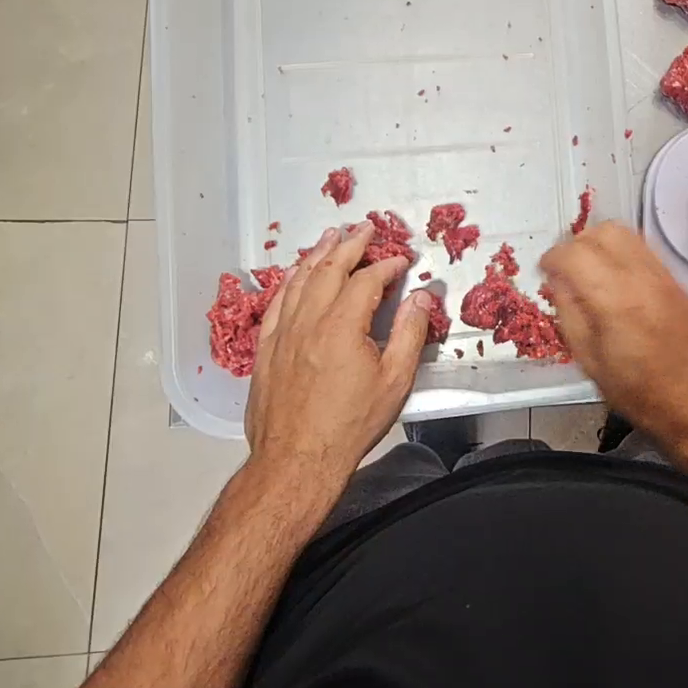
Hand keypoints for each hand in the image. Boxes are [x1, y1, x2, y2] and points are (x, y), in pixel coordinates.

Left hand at [245, 221, 434, 479]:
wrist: (296, 460)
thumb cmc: (351, 424)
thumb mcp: (395, 380)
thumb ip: (409, 333)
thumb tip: (420, 297)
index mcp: (342, 326)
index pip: (366, 281)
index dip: (386, 266)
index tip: (402, 261)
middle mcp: (309, 321)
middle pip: (329, 269)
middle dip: (350, 245)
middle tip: (365, 228)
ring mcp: (283, 334)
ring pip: (300, 280)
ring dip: (318, 254)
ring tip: (332, 236)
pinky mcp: (266, 349)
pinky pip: (277, 302)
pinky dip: (290, 280)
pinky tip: (297, 273)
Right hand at [539, 223, 687, 445]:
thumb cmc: (640, 393)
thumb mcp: (591, 361)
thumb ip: (570, 314)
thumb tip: (557, 283)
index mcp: (615, 301)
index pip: (575, 254)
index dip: (552, 258)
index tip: (545, 271)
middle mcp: (642, 279)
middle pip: (602, 232)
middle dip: (576, 245)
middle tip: (566, 269)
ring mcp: (664, 277)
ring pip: (626, 234)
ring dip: (600, 245)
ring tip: (589, 272)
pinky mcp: (678, 283)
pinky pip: (645, 251)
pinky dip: (622, 254)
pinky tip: (615, 281)